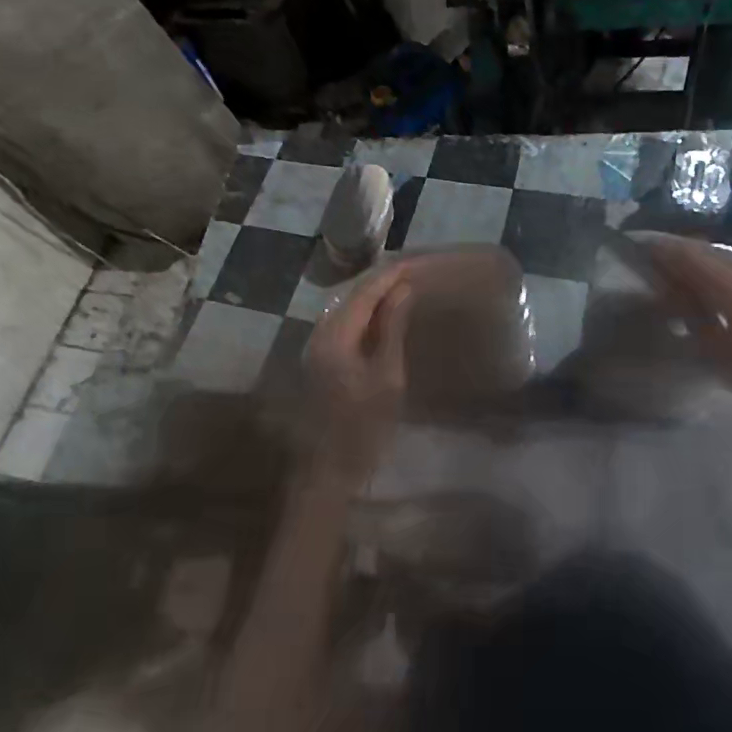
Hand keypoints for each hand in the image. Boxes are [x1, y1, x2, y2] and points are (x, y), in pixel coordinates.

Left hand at [303, 261, 415, 485]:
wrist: (330, 467)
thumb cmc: (365, 425)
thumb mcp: (387, 376)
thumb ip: (392, 329)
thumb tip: (402, 291)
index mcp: (334, 337)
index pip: (364, 294)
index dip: (389, 276)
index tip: (415, 263)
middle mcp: (318, 335)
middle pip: (351, 297)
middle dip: (381, 282)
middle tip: (412, 271)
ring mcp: (315, 347)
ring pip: (345, 309)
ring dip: (372, 296)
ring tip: (401, 286)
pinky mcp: (319, 360)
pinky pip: (342, 324)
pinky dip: (364, 314)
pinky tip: (382, 314)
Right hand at [634, 233, 731, 455]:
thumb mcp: (725, 360)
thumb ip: (694, 320)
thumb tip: (668, 293)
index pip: (688, 255)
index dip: (659, 249)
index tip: (632, 246)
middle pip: (709, 254)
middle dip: (678, 256)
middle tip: (649, 267)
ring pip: (729, 263)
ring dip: (700, 268)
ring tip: (674, 284)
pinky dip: (722, 279)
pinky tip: (712, 299)